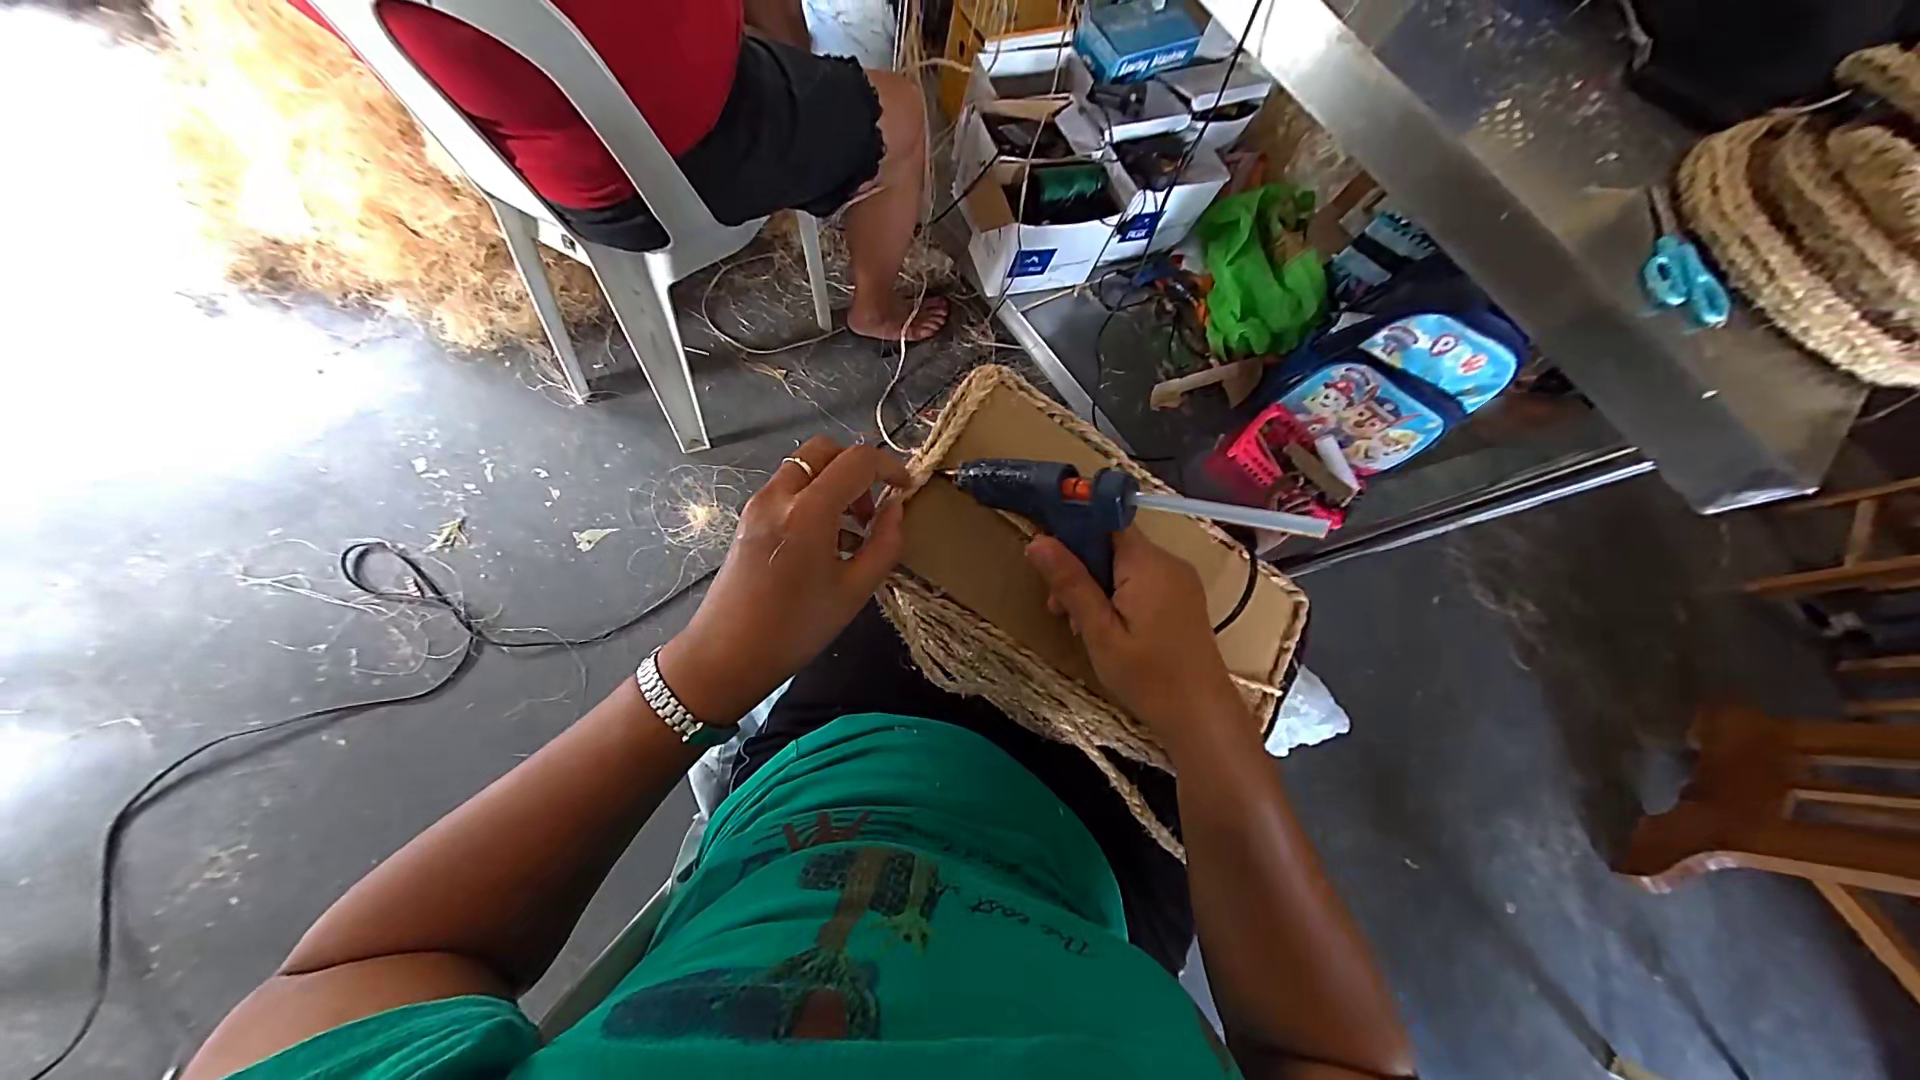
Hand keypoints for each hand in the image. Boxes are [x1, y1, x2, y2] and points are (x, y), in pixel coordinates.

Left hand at [658, 437, 909, 723]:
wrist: (725, 655)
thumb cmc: (796, 628)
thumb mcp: (855, 591)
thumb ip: (885, 544)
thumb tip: (896, 509)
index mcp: (809, 511)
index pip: (858, 461)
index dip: (889, 466)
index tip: (906, 486)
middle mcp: (779, 495)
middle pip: (825, 450)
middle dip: (858, 467)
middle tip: (873, 507)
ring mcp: (758, 504)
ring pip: (805, 467)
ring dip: (835, 483)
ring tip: (852, 531)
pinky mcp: (748, 518)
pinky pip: (788, 489)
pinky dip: (814, 497)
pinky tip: (827, 541)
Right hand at [1025, 527, 1246, 751]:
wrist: (1202, 717)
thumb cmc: (1148, 676)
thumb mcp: (1099, 631)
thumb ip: (1071, 583)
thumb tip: (1038, 541)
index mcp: (1148, 563)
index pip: (1106, 520)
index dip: (1073, 530)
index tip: (1047, 558)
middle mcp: (1168, 562)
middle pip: (1112, 544)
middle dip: (1079, 568)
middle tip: (1058, 608)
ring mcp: (1179, 580)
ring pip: (1124, 565)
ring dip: (1095, 586)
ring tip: (1079, 625)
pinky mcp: (1182, 599)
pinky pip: (1141, 581)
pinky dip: (1117, 595)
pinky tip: (1105, 628)